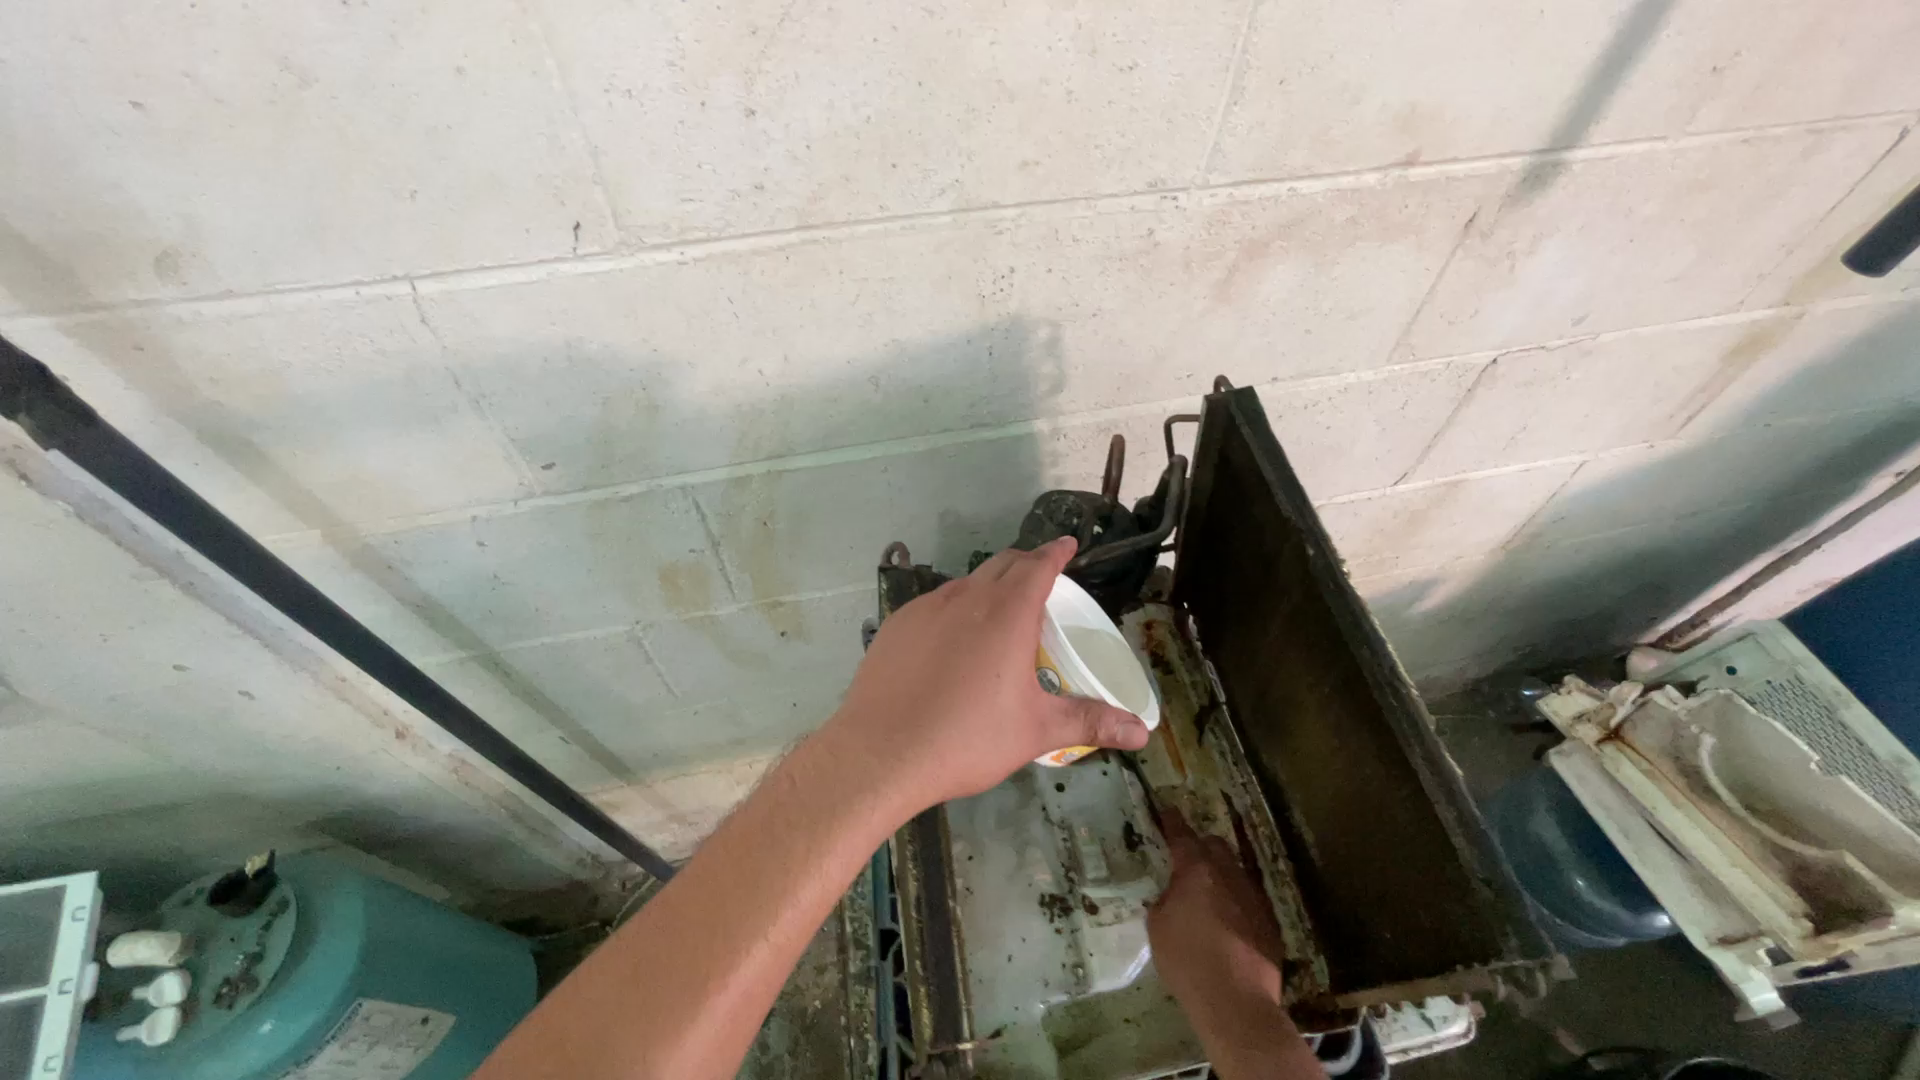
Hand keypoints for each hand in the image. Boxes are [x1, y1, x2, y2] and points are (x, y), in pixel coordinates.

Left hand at [822, 537, 1150, 810]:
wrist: (881, 753)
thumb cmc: (967, 738)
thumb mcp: (1036, 731)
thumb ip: (1090, 722)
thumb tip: (1142, 733)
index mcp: (1007, 613)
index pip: (1039, 565)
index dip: (1057, 553)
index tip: (1068, 545)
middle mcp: (966, 598)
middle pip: (1002, 563)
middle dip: (1026, 564)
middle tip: (1042, 580)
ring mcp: (925, 608)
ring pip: (966, 583)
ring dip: (989, 586)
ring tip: (999, 614)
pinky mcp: (896, 626)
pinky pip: (934, 604)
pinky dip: (954, 609)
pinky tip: (952, 642)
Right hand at [1147, 809, 1285, 1009]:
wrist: (1236, 1002)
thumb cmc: (1186, 960)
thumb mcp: (1158, 926)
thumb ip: (1165, 898)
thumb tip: (1174, 892)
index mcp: (1196, 870)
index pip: (1182, 834)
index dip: (1172, 821)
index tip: (1166, 811)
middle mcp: (1228, 874)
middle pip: (1215, 845)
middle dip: (1201, 846)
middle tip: (1187, 860)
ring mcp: (1253, 896)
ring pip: (1236, 871)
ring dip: (1221, 875)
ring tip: (1209, 895)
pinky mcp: (1270, 921)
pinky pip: (1249, 898)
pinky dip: (1237, 902)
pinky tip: (1229, 923)